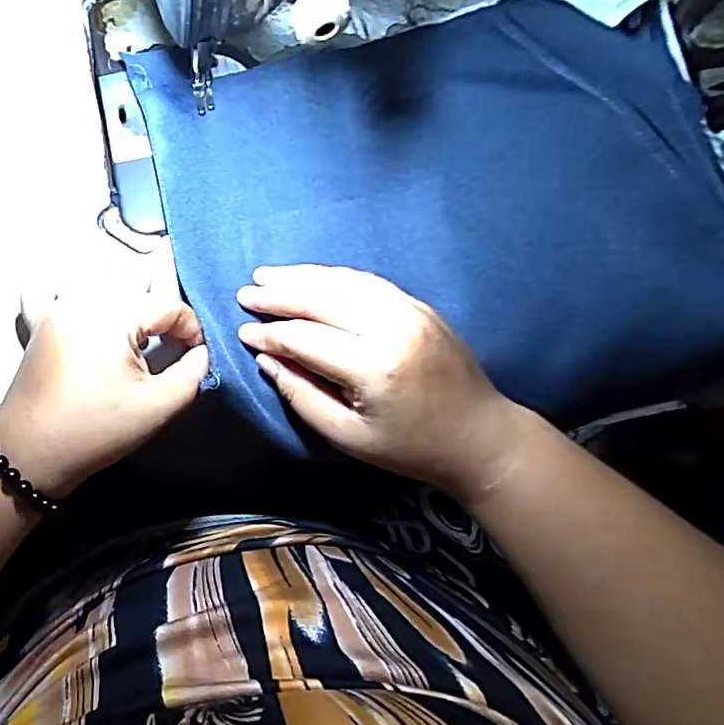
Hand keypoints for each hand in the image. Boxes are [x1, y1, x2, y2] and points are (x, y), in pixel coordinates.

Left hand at [0, 280, 209, 495]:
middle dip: (162, 313)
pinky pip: (51, 286)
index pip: (169, 305)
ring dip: (126, 298)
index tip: (195, 357)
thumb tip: (201, 351)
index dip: (192, 330)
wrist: (31, 454)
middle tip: (170, 348)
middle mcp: (82, 298)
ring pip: (101, 279)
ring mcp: (55, 306)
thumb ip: (193, 372)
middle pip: (139, 284)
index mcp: (113, 315)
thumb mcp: (159, 406)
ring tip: (135, 336)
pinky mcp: (38, 321)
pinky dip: (68, 290)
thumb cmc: (96, 431)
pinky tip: (83, 312)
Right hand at [236, 264, 546, 496]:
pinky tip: (312, 278)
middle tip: (246, 293)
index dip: (271, 335)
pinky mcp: (420, 306)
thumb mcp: (347, 436)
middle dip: (280, 295)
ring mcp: (410, 311)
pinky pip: (368, 282)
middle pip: (323, 299)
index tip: (244, 333)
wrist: (479, 437)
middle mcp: (392, 327)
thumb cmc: (409, 448)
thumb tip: (267, 359)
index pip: (306, 338)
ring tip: (269, 276)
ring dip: (303, 277)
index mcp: (373, 366)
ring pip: (345, 282)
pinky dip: (334, 277)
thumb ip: (302, 394)